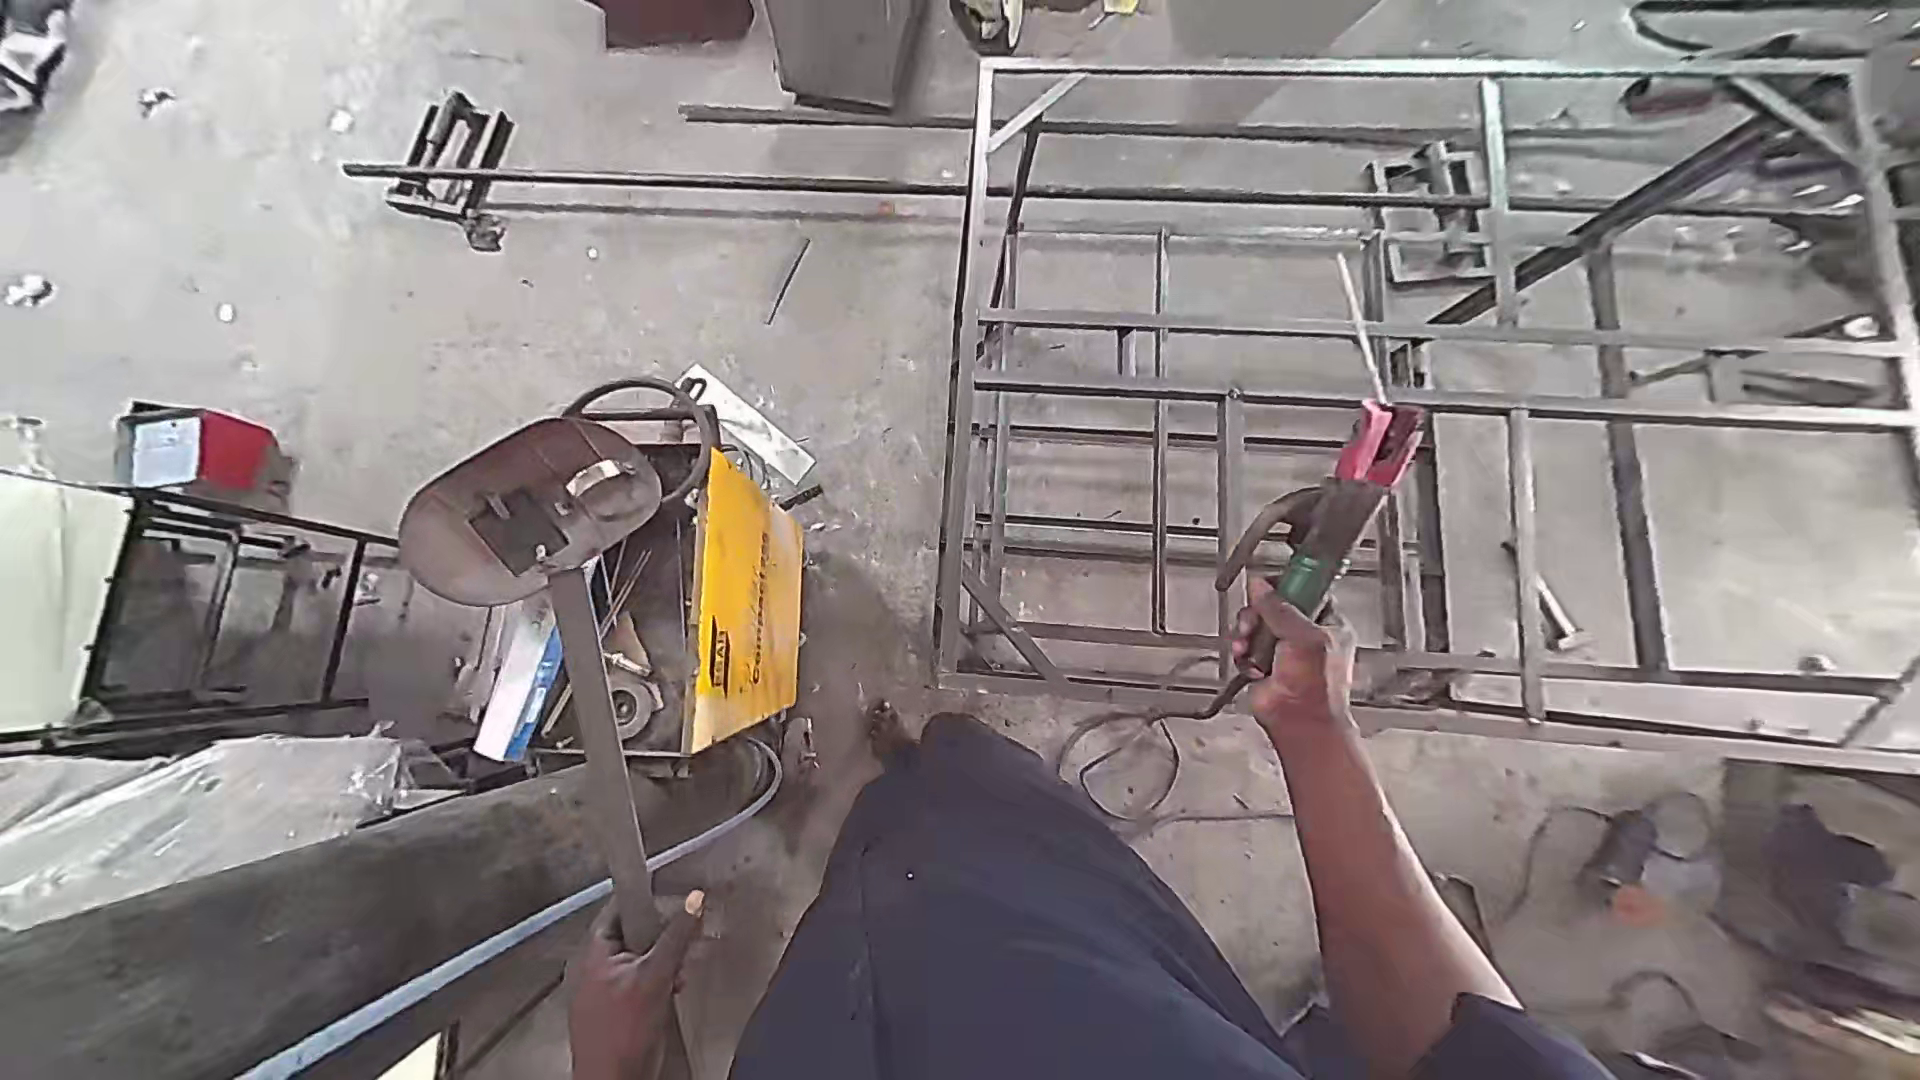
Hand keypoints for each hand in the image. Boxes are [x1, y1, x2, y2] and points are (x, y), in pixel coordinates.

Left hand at [567, 891, 705, 1079]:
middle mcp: (595, 967)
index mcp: (593, 955)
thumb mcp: (656, 975)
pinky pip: (643, 975)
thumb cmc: (625, 1032)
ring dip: (666, 954)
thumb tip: (696, 898)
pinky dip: (662, 973)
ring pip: (642, 953)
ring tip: (682, 962)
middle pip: (635, 930)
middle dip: (663, 930)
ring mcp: (606, 988)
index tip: (671, 885)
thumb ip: (677, 934)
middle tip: (685, 929)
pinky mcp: (619, 1005)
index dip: (645, 895)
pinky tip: (676, 982)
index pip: (618, 907)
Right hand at [1229, 579, 1356, 742]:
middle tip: (1253, 622)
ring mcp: (1282, 648)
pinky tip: (1248, 660)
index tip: (1270, 585)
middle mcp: (1305, 634)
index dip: (1286, 585)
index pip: (1305, 589)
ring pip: (1254, 623)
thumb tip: (1261, 587)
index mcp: (1327, 623)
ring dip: (1245, 633)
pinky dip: (1241, 651)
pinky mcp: (1262, 661)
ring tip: (1246, 644)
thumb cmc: (1317, 688)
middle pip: (1271, 605)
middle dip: (1256, 613)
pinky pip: (1243, 644)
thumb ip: (1279, 608)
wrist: (1299, 721)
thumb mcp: (1303, 637)